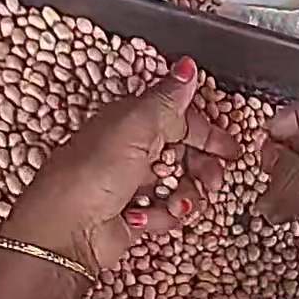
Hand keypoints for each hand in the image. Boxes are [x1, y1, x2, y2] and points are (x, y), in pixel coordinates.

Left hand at [0, 56, 238, 274]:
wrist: (68, 231)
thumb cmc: (93, 176)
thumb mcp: (134, 129)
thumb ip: (166, 101)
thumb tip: (188, 68)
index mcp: (131, 123)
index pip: (180, 121)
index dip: (208, 134)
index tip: (231, 151)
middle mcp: (133, 151)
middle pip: (185, 155)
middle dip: (202, 170)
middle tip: (212, 183)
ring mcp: (134, 185)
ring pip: (180, 187)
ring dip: (184, 198)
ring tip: (176, 205)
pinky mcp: (135, 214)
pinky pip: (165, 214)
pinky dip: (162, 217)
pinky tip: (144, 218)